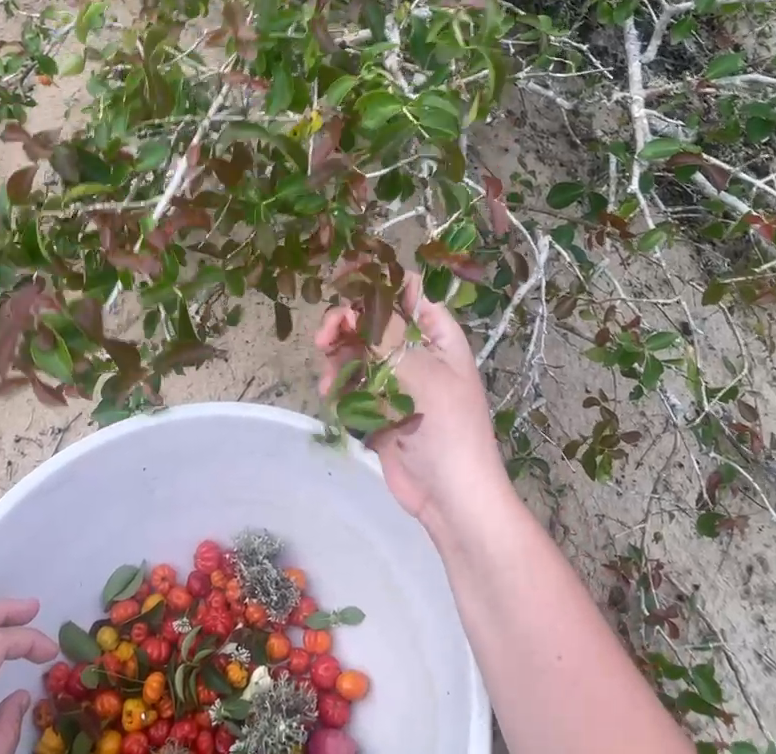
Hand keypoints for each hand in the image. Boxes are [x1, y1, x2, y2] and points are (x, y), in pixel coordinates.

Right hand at [315, 280, 509, 530]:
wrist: (451, 497)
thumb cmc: (449, 429)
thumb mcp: (422, 375)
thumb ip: (387, 336)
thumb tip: (360, 301)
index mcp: (438, 336)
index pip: (408, 292)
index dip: (377, 281)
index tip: (343, 277)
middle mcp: (416, 352)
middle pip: (373, 319)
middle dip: (346, 324)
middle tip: (325, 337)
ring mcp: (396, 380)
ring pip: (357, 350)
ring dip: (338, 357)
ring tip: (330, 380)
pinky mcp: (378, 407)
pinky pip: (352, 382)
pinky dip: (339, 384)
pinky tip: (332, 395)